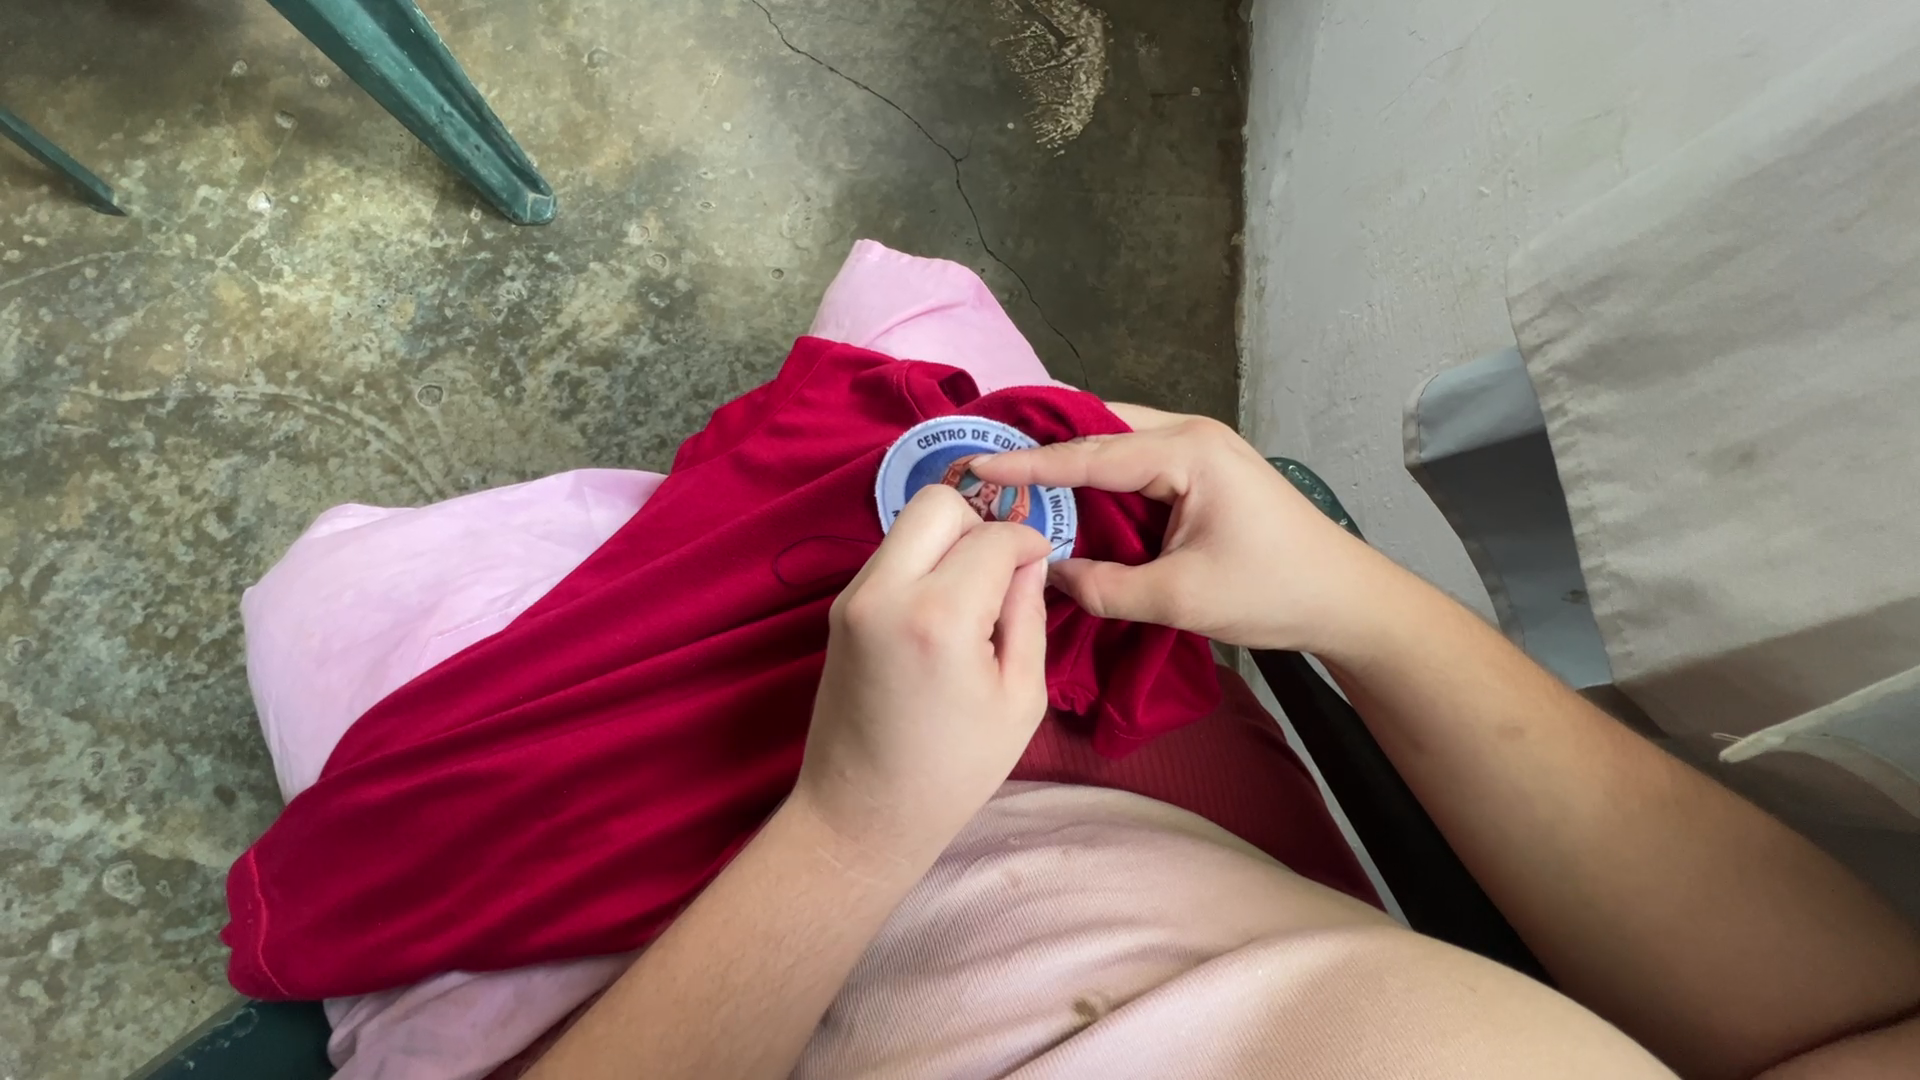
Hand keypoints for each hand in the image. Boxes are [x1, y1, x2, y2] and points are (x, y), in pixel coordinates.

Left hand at [791, 484, 1051, 870]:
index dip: (1028, 542)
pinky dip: (921, 564)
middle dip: (979, 523)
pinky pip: (890, 555)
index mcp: (940, 618)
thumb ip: (1028, 614)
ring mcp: (852, 597)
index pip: (992, 538)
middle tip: (998, 573)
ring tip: (970, 599)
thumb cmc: (953, 772)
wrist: (860, 814)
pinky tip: (938, 614)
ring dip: (948, 543)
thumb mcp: (1020, 699)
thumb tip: (1029, 560)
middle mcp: (885, 592)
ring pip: (909, 524)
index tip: (1039, 564)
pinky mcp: (838, 608)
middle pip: (938, 503)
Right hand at [970, 405, 1396, 658]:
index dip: (1029, 464)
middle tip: (990, 464)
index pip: (1090, 454)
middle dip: (1045, 444)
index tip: (976, 466)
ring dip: (1070, 459)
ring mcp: (1197, 449)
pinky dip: (1096, 476)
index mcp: (1188, 452)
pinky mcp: (1199, 471)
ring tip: (1017, 477)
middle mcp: (1190, 434)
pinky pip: (1132, 463)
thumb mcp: (1179, 599)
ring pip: (1114, 441)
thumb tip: (1048, 573)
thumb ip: (1104, 587)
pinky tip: (1069, 496)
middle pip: (1099, 429)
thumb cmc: (1272, 592)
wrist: (1345, 601)